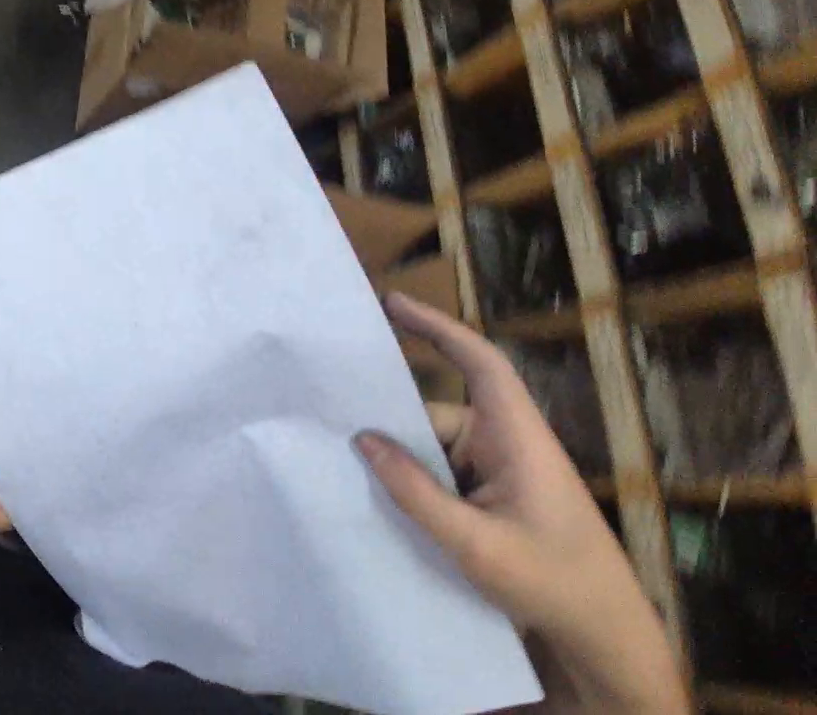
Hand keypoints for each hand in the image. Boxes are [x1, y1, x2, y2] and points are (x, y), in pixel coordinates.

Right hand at [356, 294, 689, 714]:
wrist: (606, 639)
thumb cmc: (553, 584)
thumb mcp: (475, 544)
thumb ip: (415, 491)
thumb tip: (362, 438)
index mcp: (517, 440)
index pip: (481, 366)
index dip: (439, 328)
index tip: (393, 304)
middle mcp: (507, 445)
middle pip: (435, 413)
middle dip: (392, 425)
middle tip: (337, 432)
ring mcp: (500, 470)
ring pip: (430, 445)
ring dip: (400, 462)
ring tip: (356, 479)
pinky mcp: (492, 493)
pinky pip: (439, 469)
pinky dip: (411, 479)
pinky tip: (383, 499)